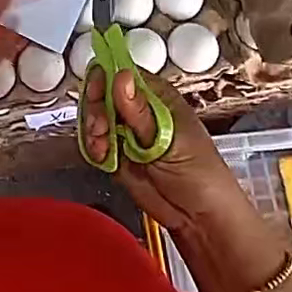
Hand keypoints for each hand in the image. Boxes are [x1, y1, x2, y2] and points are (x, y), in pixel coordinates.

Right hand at [82, 68, 291, 291]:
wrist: (199, 219)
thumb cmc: (198, 173)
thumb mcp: (169, 141)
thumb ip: (140, 112)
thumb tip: (121, 76)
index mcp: (156, 96)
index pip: (121, 72)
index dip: (104, 79)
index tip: (97, 97)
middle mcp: (138, 109)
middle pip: (101, 93)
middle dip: (95, 110)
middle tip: (102, 130)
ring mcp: (126, 131)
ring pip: (94, 117)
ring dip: (93, 132)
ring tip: (104, 149)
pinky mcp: (117, 154)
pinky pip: (94, 142)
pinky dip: (93, 149)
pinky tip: (103, 158)